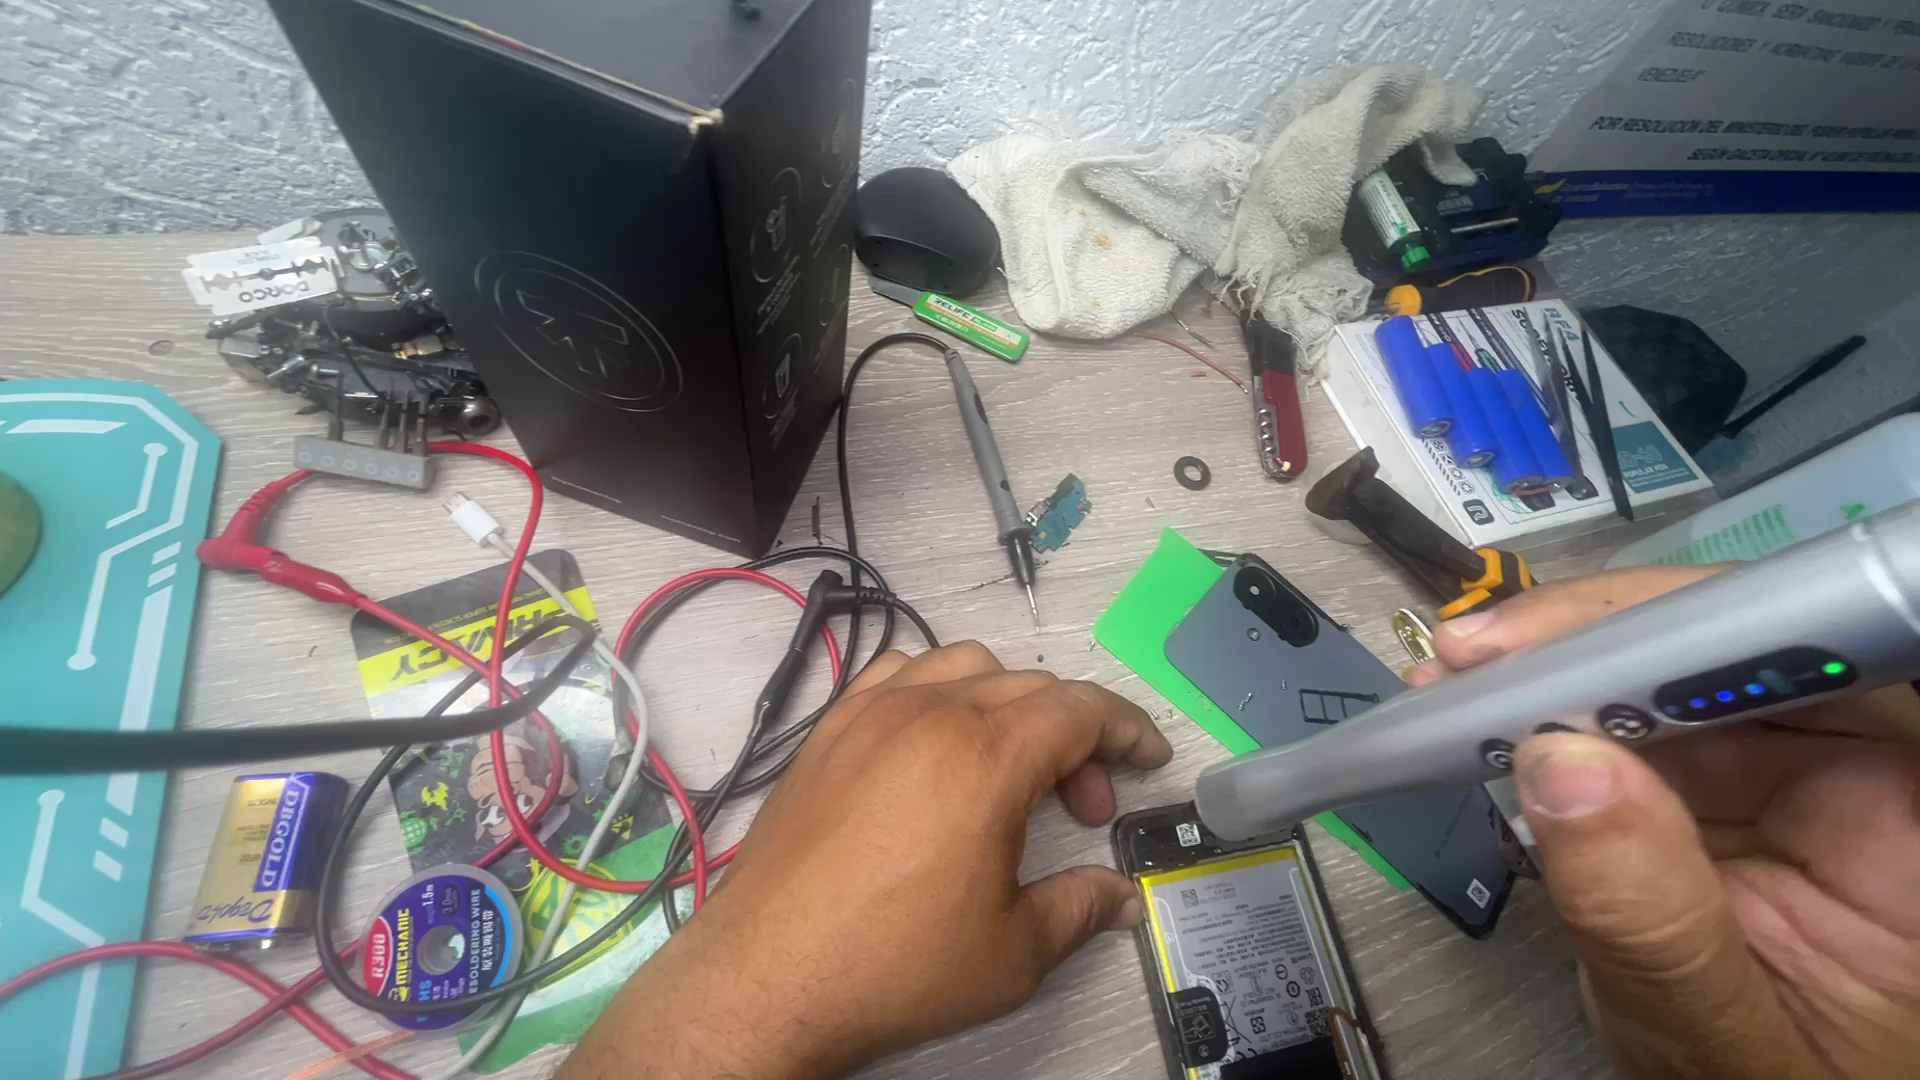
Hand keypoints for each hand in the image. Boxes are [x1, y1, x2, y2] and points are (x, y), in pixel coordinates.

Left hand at [559, 641, 1173, 1079]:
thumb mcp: (1012, 952)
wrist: (767, 972)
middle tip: (1081, 806)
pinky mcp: (833, 723)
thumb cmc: (896, 963)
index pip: (1081, 709)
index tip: (1149, 759)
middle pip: (1032, 689)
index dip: (1127, 728)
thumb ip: (1081, 907)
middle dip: (1076, 736)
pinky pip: (899, 670)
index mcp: (988, 756)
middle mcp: (934, 711)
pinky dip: (937, 687)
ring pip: (968, 664)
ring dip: (1010, 701)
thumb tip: (1124, 898)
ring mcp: (875, 709)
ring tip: (1009, 762)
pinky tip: (934, 734)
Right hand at [1410, 566, 1919, 1078]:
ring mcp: (1769, 764)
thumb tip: (1558, 759)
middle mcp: (1854, 772)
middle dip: (1592, 637)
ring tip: (1450, 674)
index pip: (1846, 675)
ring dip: (1542, 660)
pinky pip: (1612, 707)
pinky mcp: (1693, 768)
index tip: (1590, 643)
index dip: (1727, 629)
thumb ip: (1647, 911)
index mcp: (1913, 829)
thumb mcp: (1708, 1029)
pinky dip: (1530, 697)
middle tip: (1473, 651)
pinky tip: (1472, 702)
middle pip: (1732, 651)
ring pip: (1656, 666)